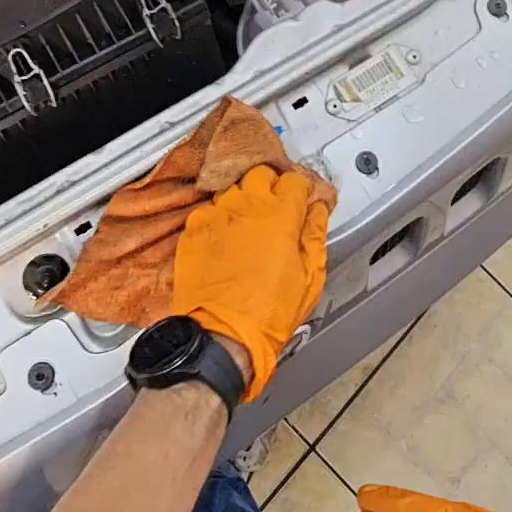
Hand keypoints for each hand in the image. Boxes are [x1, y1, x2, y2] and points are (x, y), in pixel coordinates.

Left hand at [170, 164, 329, 400]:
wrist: (223, 336)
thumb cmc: (268, 312)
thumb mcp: (309, 276)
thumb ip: (315, 234)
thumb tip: (318, 210)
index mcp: (280, 214)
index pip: (294, 180)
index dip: (301, 190)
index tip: (302, 202)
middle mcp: (247, 205)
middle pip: (261, 174)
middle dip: (271, 186)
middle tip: (276, 208)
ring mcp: (216, 214)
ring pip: (233, 189)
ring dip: (243, 200)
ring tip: (248, 225)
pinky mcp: (193, 229)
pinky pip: (208, 209)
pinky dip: (218, 218)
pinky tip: (224, 238)